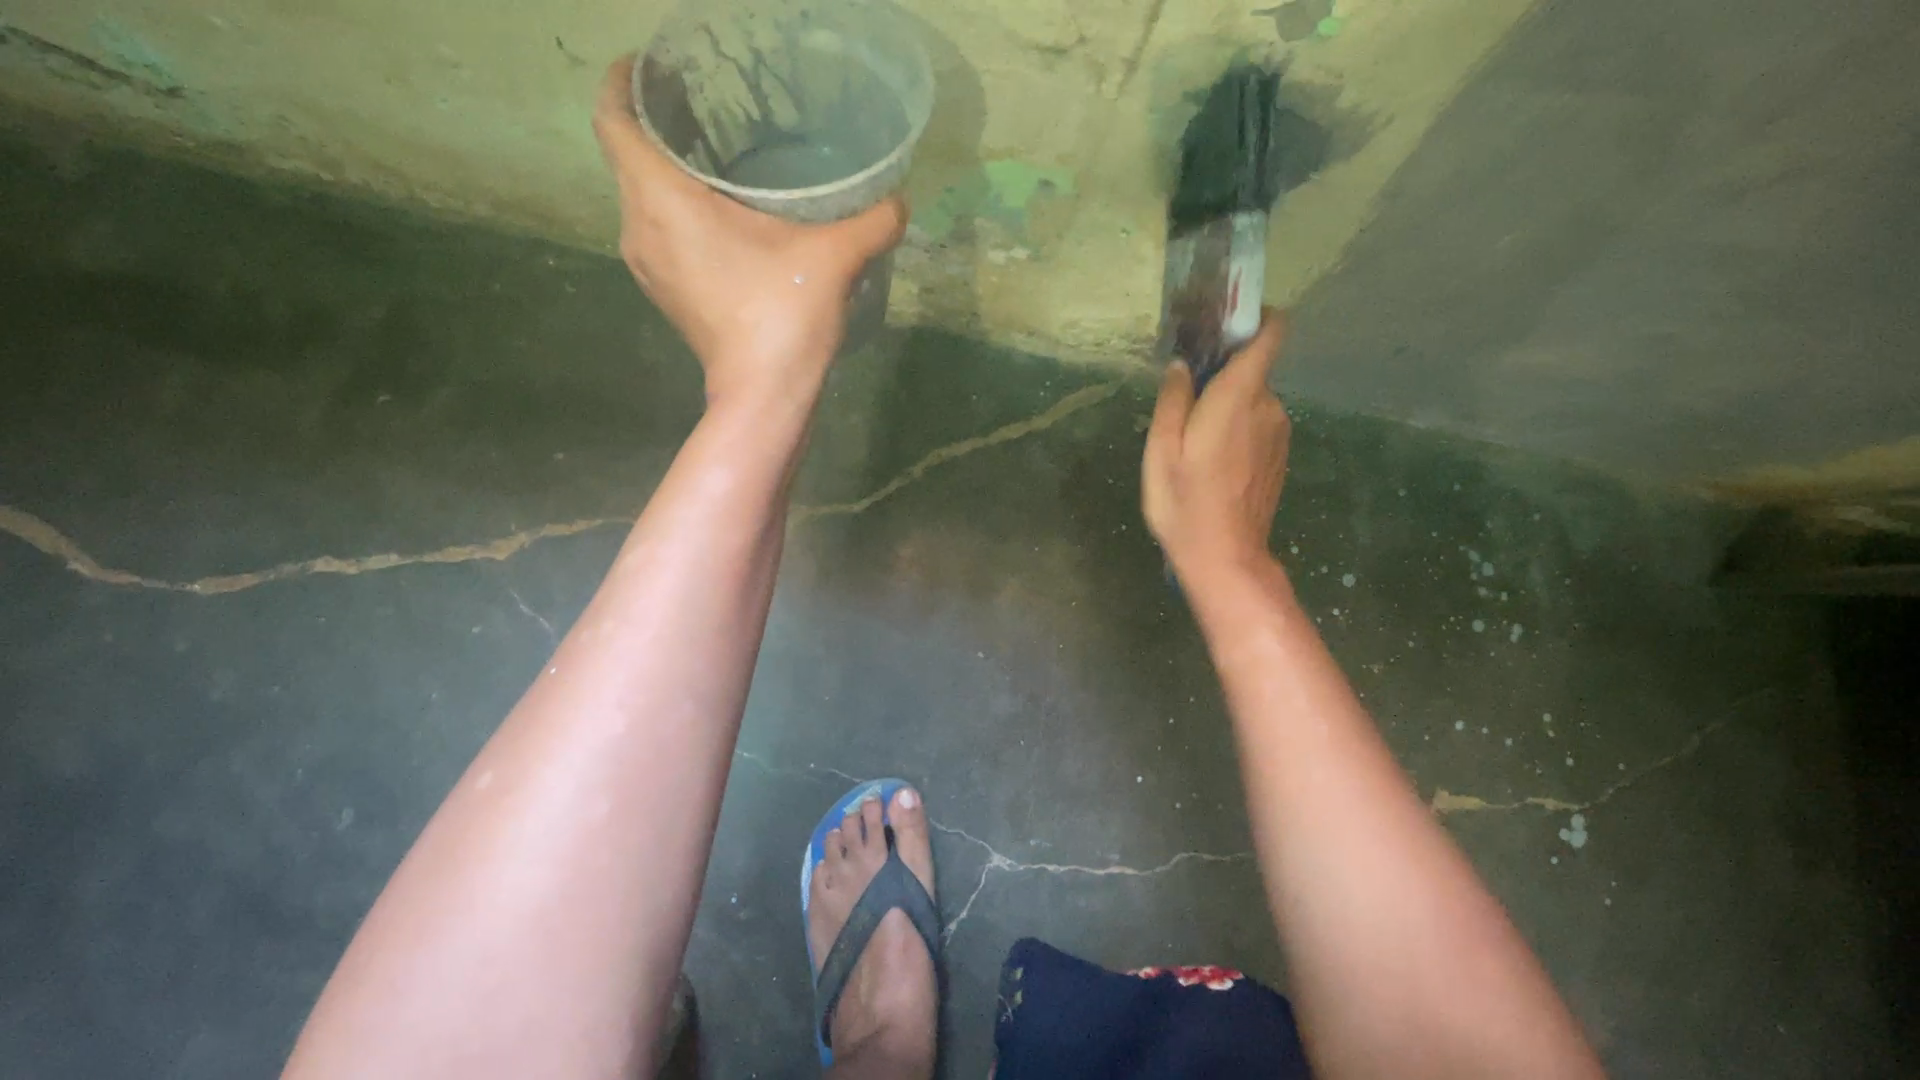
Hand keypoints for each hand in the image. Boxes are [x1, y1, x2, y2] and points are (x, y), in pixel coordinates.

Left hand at [592, 57, 907, 407]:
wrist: (762, 395)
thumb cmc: (783, 315)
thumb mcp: (836, 257)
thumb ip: (872, 219)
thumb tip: (898, 200)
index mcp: (661, 200)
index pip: (615, 120)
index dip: (624, 83)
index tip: (652, 69)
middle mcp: (638, 227)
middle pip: (626, 156)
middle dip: (654, 124)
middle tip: (701, 104)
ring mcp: (647, 265)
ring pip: (640, 197)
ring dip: (666, 172)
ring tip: (713, 155)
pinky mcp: (665, 292)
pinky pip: (657, 230)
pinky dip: (676, 210)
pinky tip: (721, 214)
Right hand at [1143, 310, 1289, 571]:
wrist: (1225, 558)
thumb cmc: (1185, 502)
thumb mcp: (1161, 449)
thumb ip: (1174, 399)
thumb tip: (1183, 366)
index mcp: (1240, 396)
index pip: (1271, 334)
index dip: (1256, 319)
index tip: (1226, 325)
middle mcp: (1269, 407)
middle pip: (1252, 370)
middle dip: (1222, 376)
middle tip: (1183, 404)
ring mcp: (1279, 433)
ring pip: (1253, 400)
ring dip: (1227, 408)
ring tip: (1193, 442)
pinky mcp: (1280, 456)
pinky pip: (1258, 425)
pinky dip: (1237, 430)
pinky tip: (1212, 462)